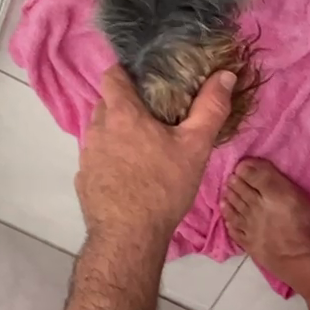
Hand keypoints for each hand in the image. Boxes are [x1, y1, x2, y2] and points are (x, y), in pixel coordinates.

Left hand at [76, 66, 235, 247]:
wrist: (129, 237)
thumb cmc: (163, 186)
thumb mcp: (195, 146)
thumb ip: (210, 108)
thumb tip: (225, 75)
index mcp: (121, 114)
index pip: (112, 75)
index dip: (127, 72)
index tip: (147, 79)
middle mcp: (97, 129)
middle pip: (107, 103)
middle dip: (127, 103)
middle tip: (154, 114)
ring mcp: (87, 156)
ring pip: (101, 132)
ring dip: (119, 133)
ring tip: (145, 146)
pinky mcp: (84, 180)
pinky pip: (98, 158)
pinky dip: (112, 159)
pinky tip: (132, 175)